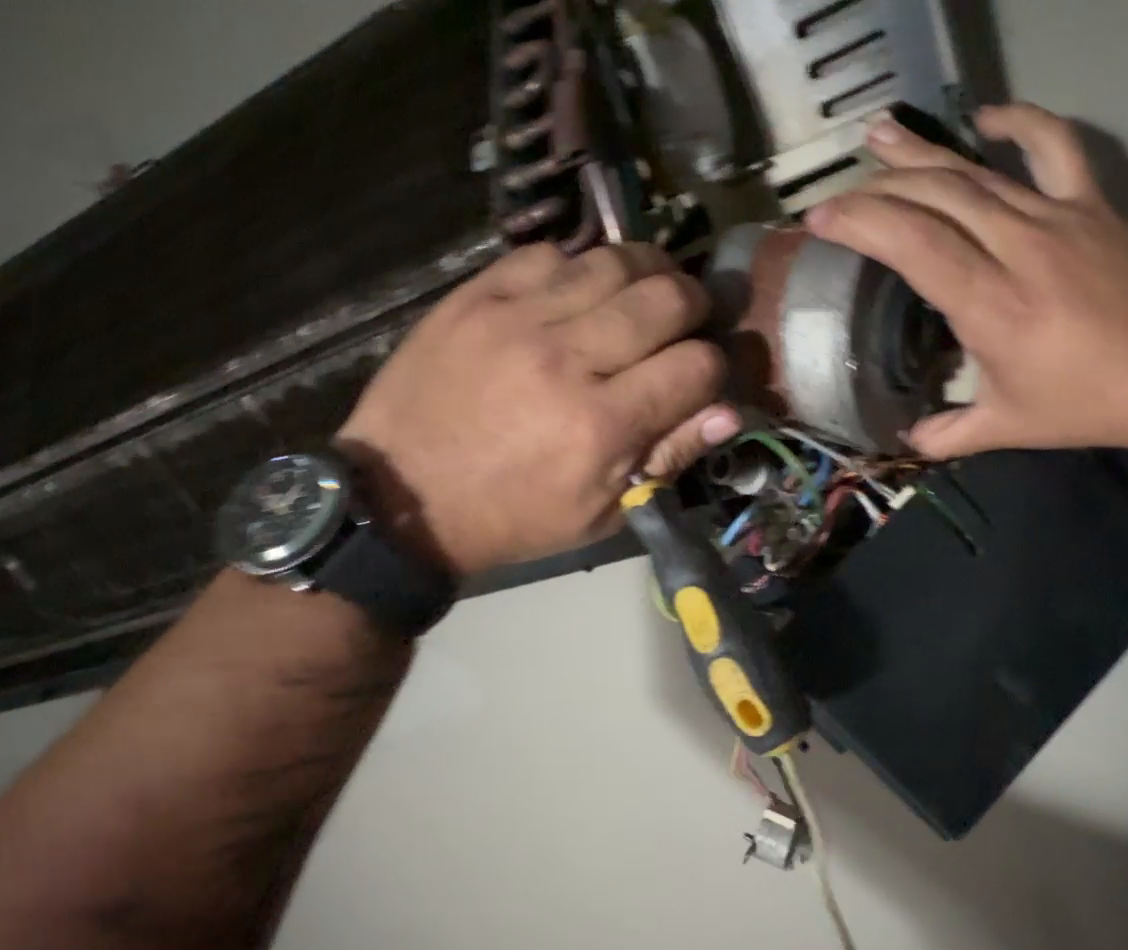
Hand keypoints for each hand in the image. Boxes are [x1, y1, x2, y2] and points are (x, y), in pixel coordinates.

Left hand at [338, 243, 741, 575]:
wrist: (400, 499)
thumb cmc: (513, 518)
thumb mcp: (601, 515)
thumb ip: (667, 458)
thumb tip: (728, 412)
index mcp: (602, 426)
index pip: (696, 366)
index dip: (716, 368)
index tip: (704, 377)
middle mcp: (566, 360)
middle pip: (666, 298)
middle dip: (695, 305)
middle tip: (689, 319)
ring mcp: (517, 319)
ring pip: (613, 261)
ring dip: (647, 272)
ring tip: (646, 290)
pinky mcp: (475, 296)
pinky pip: (548, 254)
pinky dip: (577, 267)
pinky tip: (578, 291)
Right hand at [806, 104, 1127, 461]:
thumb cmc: (1099, 405)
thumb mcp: (1013, 427)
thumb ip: (950, 434)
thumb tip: (908, 443)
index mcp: (991, 304)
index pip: (909, 241)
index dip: (857, 221)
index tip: (819, 219)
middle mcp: (1017, 247)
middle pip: (933, 195)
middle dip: (876, 188)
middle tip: (840, 192)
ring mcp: (1058, 217)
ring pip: (977, 170)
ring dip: (921, 152)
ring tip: (876, 135)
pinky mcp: (1095, 204)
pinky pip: (1054, 147)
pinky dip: (1018, 124)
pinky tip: (984, 120)